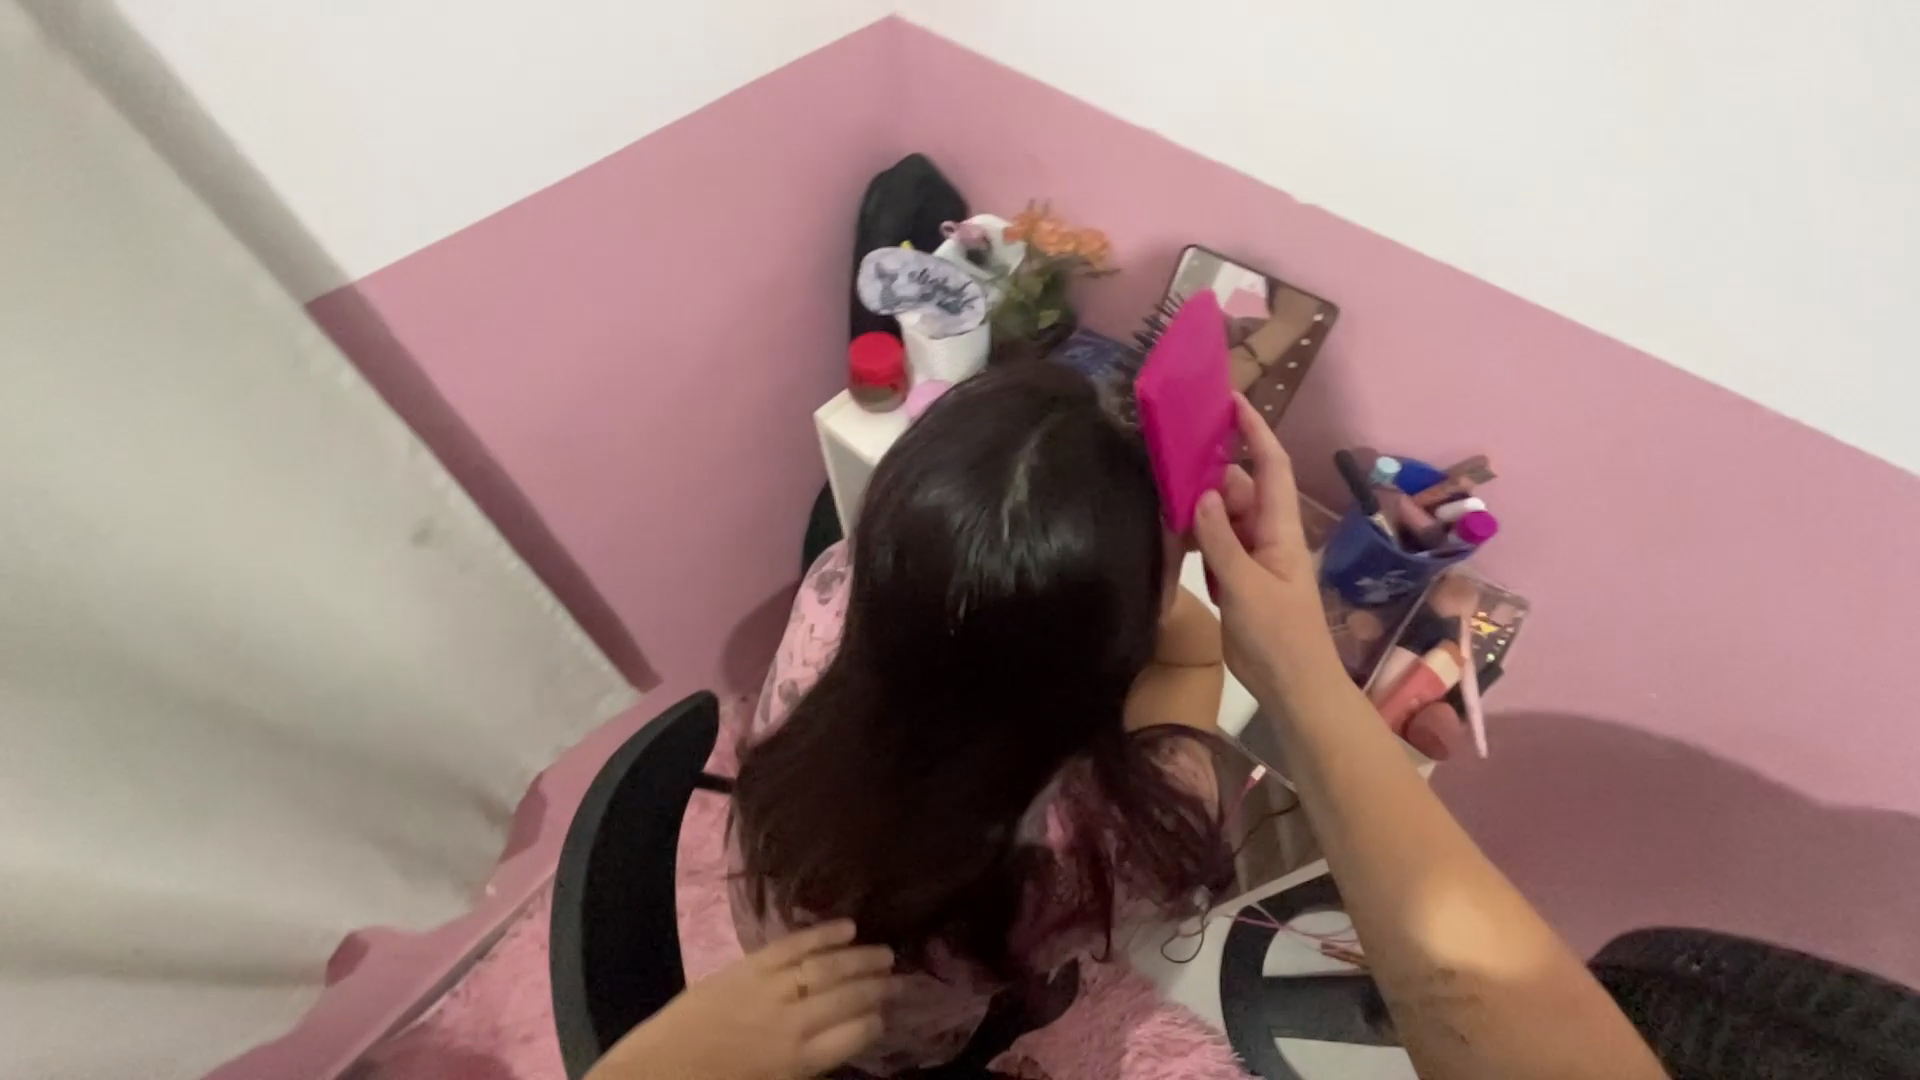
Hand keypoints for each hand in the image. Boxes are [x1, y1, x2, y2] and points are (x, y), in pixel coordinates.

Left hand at [589, 921, 892, 1079]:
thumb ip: (803, 1063)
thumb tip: (835, 1039)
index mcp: (795, 1063)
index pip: (853, 1035)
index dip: (875, 1022)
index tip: (888, 1014)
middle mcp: (791, 1023)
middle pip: (847, 997)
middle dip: (878, 986)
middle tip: (901, 977)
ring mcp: (769, 989)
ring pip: (827, 966)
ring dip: (860, 957)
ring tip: (884, 952)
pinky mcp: (747, 967)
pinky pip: (793, 944)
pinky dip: (822, 933)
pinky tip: (847, 927)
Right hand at [1190, 396, 1344, 701]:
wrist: (1290, 683)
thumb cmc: (1278, 634)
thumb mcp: (1248, 586)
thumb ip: (1222, 541)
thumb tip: (1202, 495)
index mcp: (1280, 529)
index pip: (1271, 467)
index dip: (1255, 431)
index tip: (1231, 401)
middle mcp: (1266, 534)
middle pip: (1240, 488)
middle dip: (1210, 470)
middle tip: (1172, 456)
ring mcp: (1251, 556)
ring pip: (1223, 515)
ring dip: (1199, 505)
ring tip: (1164, 491)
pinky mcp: (1237, 576)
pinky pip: (1215, 543)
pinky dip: (1196, 534)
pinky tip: (1172, 531)